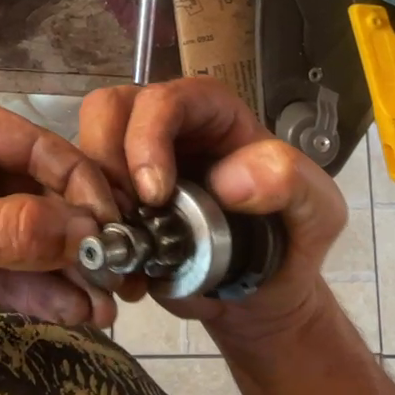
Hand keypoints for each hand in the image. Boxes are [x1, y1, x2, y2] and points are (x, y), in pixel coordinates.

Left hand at [0, 91, 120, 375]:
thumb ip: (13, 228)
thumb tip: (88, 231)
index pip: (32, 144)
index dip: (77, 179)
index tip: (114, 219)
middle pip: (40, 192)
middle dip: (78, 231)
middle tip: (119, 268)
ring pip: (34, 237)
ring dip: (69, 268)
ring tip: (106, 303)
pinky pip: (16, 273)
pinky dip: (45, 292)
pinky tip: (78, 312)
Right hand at [77, 77, 348, 348]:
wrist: (261, 295)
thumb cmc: (291, 238)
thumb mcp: (317, 208)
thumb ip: (290, 180)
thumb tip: (228, 180)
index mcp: (207, 110)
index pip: (163, 98)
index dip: (147, 137)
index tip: (154, 194)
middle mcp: (160, 124)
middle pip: (107, 109)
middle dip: (106, 160)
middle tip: (124, 216)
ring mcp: (129, 157)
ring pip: (83, 147)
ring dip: (91, 194)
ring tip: (121, 244)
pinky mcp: (110, 195)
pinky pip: (77, 192)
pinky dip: (87, 226)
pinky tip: (119, 265)